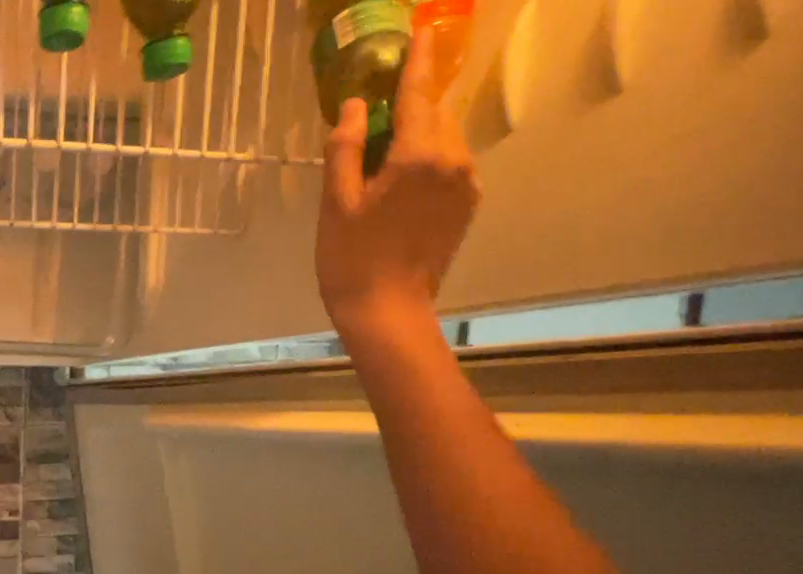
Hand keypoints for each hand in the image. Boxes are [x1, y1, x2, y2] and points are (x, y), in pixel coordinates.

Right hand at [316, 28, 480, 340]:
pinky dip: (427, 161)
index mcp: (418, 155)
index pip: (418, 94)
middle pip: (434, 115)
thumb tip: (356, 108)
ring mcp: (466, 182)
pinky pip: (449, 165)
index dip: (417, 63)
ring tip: (383, 159)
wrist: (387, 310)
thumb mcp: (335, 204)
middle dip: (410, 108)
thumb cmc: (350, 260)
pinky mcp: (467, 204)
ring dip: (417, 138)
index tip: (421, 33)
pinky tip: (399, 185)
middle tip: (378, 115)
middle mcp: (453, 159)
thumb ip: (346, 150)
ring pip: (443, 140)